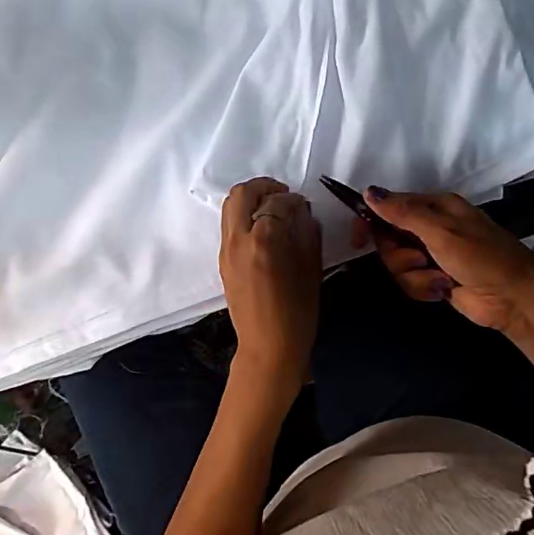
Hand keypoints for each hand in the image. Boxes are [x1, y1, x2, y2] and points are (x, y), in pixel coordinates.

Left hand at [219, 177, 321, 378]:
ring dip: (251, 199)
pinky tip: (263, 229)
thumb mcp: (311, 270)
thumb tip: (303, 212)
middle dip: (265, 187)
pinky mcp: (222, 260)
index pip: (277, 202)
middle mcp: (239, 240)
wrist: (267, 347)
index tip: (304, 204)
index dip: (294, 199)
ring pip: (230, 205)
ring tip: (272, 209)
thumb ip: (307, 234)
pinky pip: (229, 225)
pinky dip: (244, 216)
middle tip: (284, 196)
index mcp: (264, 241)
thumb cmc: (297, 314)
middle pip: (243, 193)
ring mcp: (226, 250)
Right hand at [359, 188, 533, 333]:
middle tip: (420, 259)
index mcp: (435, 207)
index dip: (370, 222)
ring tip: (440, 278)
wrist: (514, 299)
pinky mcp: (433, 279)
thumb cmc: (483, 258)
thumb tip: (369, 192)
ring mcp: (432, 255)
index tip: (358, 239)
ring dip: (415, 275)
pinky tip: (443, 289)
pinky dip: (424, 288)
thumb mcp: (441, 231)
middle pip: (387, 240)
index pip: (389, 206)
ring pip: (396, 265)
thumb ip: (403, 212)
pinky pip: (409, 282)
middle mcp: (430, 228)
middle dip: (399, 255)